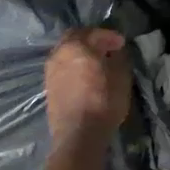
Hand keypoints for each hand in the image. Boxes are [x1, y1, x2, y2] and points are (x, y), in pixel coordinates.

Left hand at [43, 27, 131, 143]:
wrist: (78, 136)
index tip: (121, 43)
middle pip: (75, 36)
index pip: (95, 33)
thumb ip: (119, 58)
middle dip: (91, 38)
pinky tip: (83, 74)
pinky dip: (72, 64)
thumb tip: (115, 51)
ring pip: (65, 50)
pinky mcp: (48, 85)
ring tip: (94, 61)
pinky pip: (61, 65)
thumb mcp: (121, 78)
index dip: (110, 36)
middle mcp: (60, 52)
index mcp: (77, 45)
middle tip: (105, 46)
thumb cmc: (103, 103)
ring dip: (80, 51)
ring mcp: (51, 69)